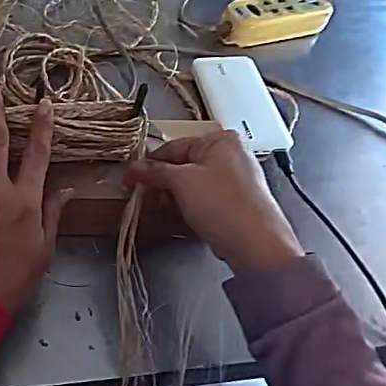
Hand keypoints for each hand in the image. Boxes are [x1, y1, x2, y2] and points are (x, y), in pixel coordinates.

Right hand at [125, 131, 304, 272]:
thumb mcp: (181, 182)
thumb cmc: (224, 205)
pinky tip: (179, 217)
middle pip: (181, 165)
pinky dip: (187, 206)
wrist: (255, 244)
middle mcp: (229, 156)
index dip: (148, 164)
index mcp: (220, 140)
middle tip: (141, 196)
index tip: (129, 179)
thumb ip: (154, 172)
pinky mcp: (233, 203)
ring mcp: (233, 181)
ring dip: (171, 197)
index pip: (172, 147)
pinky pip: (202, 200)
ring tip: (160, 209)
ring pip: (190, 184)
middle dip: (160, 182)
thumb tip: (133, 168)